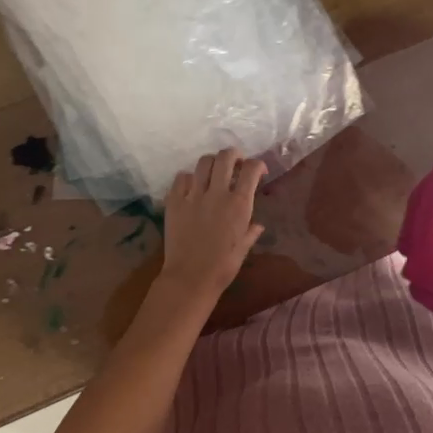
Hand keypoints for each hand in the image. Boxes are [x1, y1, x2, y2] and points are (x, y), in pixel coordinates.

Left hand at [157, 149, 266, 300]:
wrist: (191, 277)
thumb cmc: (223, 266)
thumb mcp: (243, 248)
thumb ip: (251, 232)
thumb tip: (257, 225)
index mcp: (239, 204)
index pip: (251, 169)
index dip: (257, 165)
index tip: (259, 171)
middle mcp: (217, 193)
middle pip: (226, 157)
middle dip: (234, 154)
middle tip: (235, 162)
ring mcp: (194, 195)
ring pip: (203, 162)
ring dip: (212, 162)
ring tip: (213, 171)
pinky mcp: (174, 201)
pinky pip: (182, 177)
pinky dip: (189, 178)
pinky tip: (191, 186)